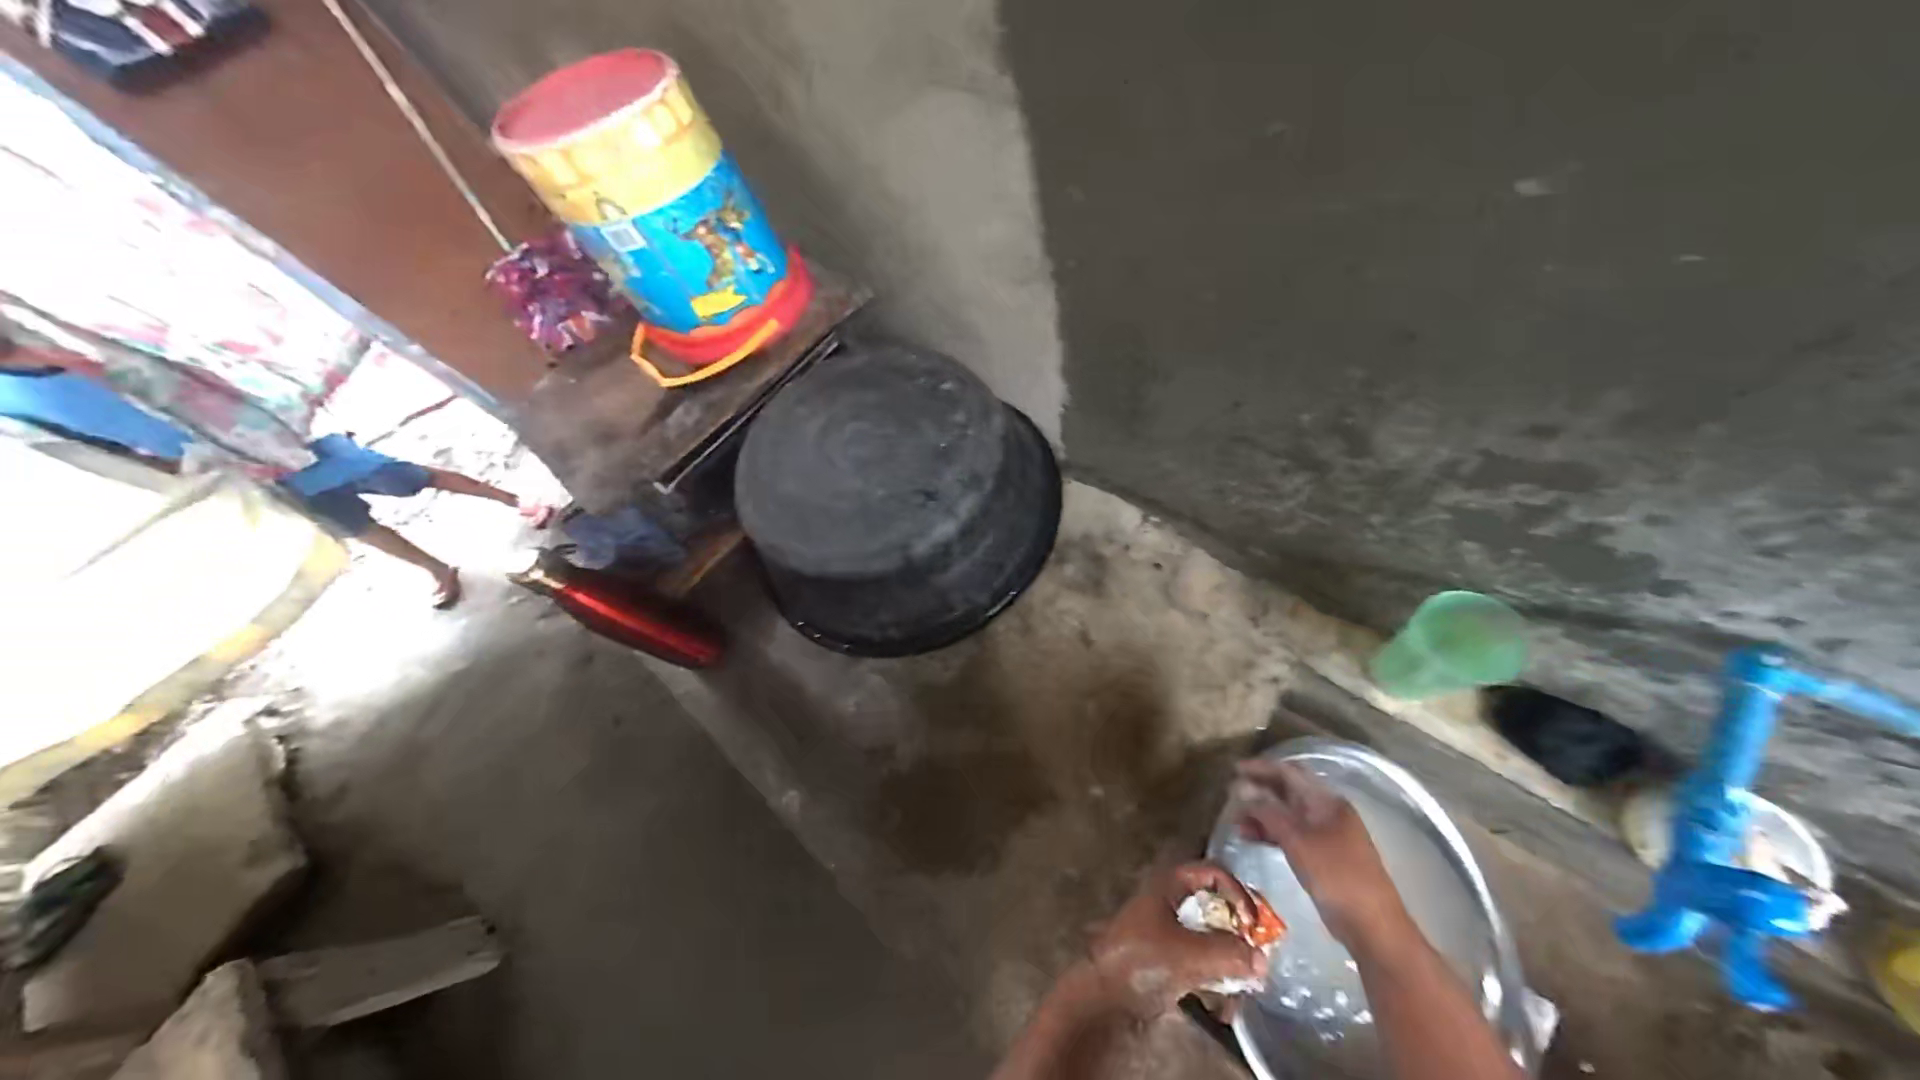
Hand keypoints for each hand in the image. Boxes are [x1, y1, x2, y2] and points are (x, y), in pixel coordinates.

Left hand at [1087, 861, 1269, 1016]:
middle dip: (1238, 931)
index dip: (1237, 891)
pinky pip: (1200, 964)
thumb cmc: (1141, 962)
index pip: (1211, 873)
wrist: (1103, 998)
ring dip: (1230, 961)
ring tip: (1245, 985)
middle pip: (1214, 906)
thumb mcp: (1187, 954)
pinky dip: (1215, 980)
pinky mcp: (1166, 961)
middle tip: (1257, 955)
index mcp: (1168, 886)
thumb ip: (1227, 953)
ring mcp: (1167, 933)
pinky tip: (1224, 1008)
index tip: (1252, 923)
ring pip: (1210, 938)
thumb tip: (1261, 959)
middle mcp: (1168, 904)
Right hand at [1234, 759, 1412, 950]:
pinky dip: (1270, 832)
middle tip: (1231, 794)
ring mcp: (1326, 835)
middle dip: (1259, 790)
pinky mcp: (1321, 856)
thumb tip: (1240, 787)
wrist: (1372, 926)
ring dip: (1261, 814)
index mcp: (1327, 801)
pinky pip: (1290, 834)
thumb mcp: (1297, 840)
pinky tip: (1251, 838)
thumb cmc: (1336, 876)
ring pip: (1287, 814)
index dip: (1261, 767)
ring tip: (1235, 822)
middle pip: (1288, 791)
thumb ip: (1267, 811)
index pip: (1289, 772)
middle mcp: (1327, 812)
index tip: (1234, 769)